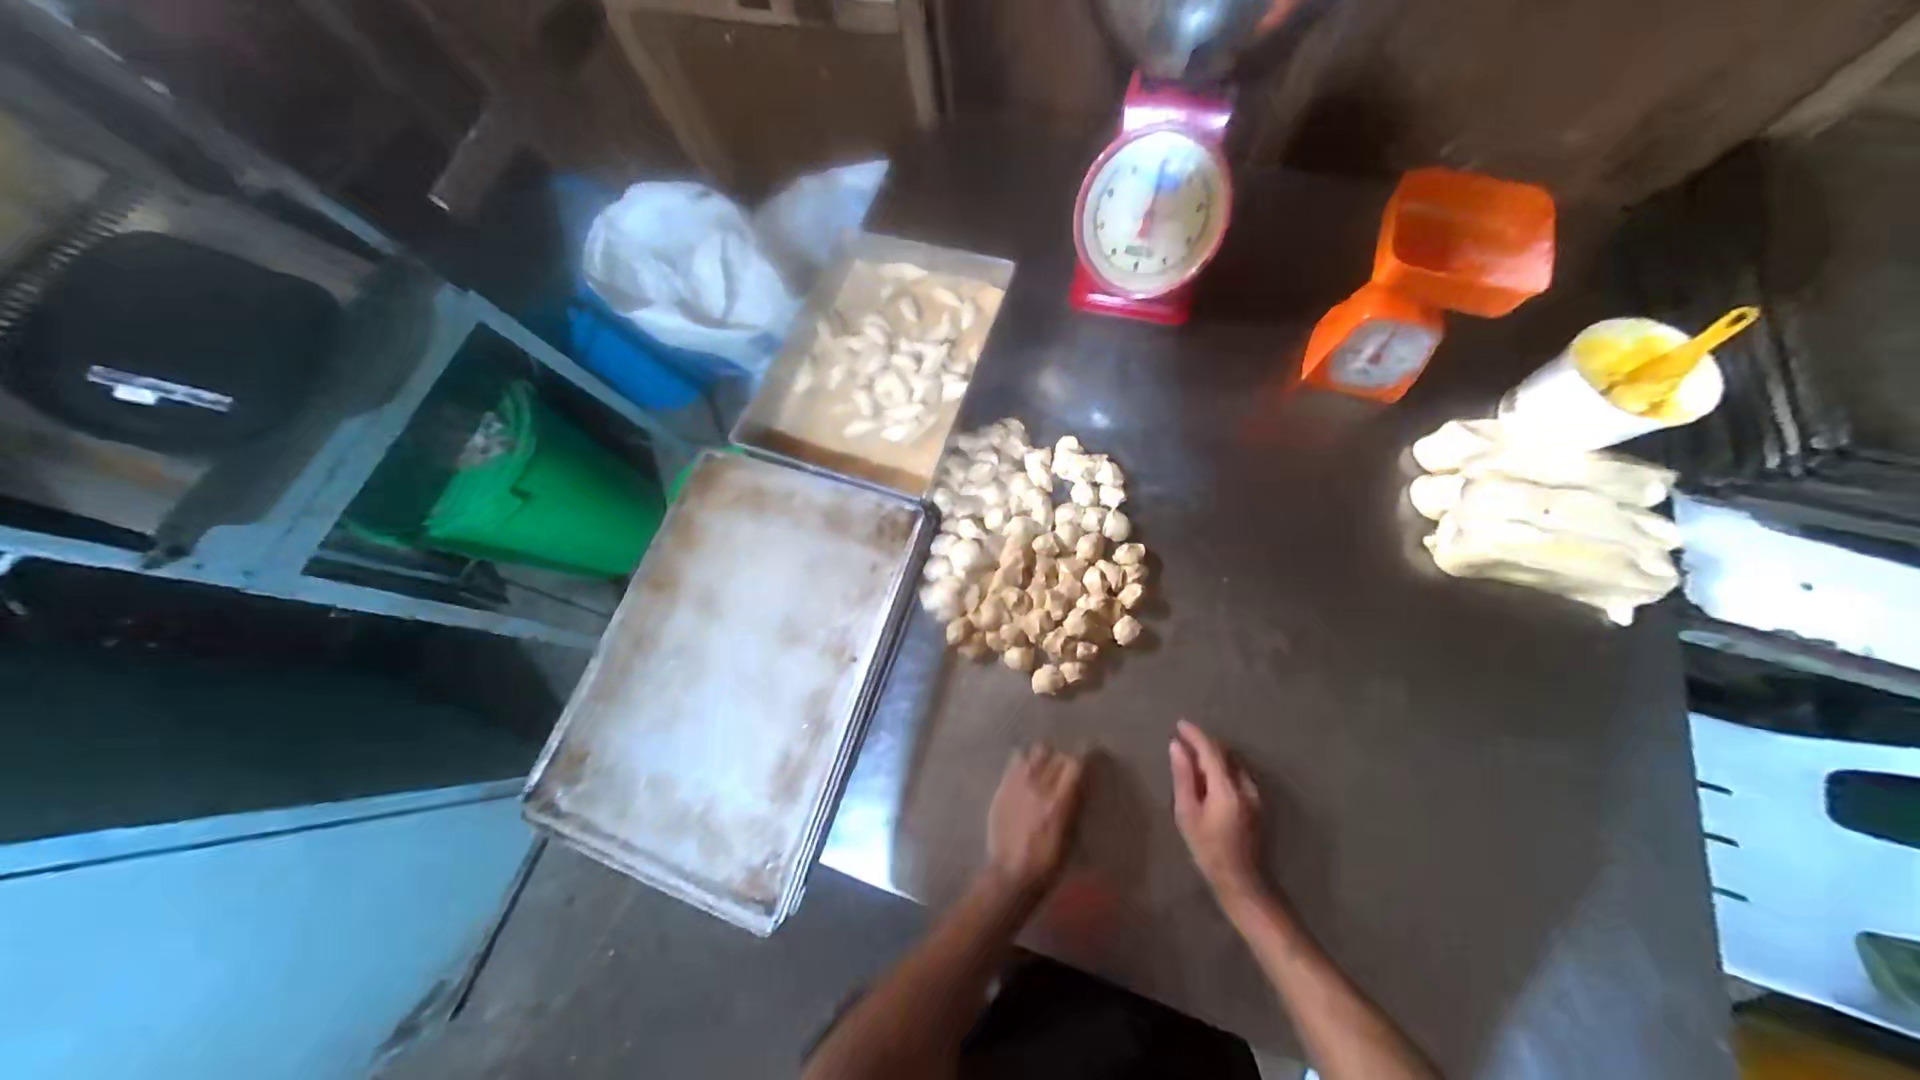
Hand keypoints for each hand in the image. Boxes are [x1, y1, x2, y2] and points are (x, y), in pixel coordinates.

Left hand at [985, 743, 1085, 895]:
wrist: (1010, 874)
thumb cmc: (1047, 864)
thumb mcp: (1071, 838)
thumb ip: (1075, 805)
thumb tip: (1082, 782)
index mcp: (1058, 802)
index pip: (1076, 763)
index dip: (1087, 755)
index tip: (1094, 752)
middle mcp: (1038, 787)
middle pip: (1058, 754)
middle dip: (1068, 758)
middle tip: (1070, 768)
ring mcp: (1017, 784)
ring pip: (1036, 751)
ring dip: (1046, 756)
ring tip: (1048, 767)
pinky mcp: (1003, 786)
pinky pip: (1016, 759)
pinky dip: (1027, 761)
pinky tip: (1029, 772)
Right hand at [1169, 720, 1267, 902]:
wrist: (1242, 882)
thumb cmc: (1208, 850)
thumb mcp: (1187, 814)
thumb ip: (1183, 777)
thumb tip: (1176, 746)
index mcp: (1227, 788)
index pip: (1211, 750)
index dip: (1195, 734)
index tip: (1178, 724)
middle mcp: (1246, 786)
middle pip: (1225, 753)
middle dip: (1204, 742)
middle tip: (1182, 740)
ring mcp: (1255, 794)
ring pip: (1234, 762)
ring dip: (1214, 753)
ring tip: (1193, 755)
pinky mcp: (1258, 803)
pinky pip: (1239, 773)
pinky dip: (1223, 766)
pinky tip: (1210, 775)